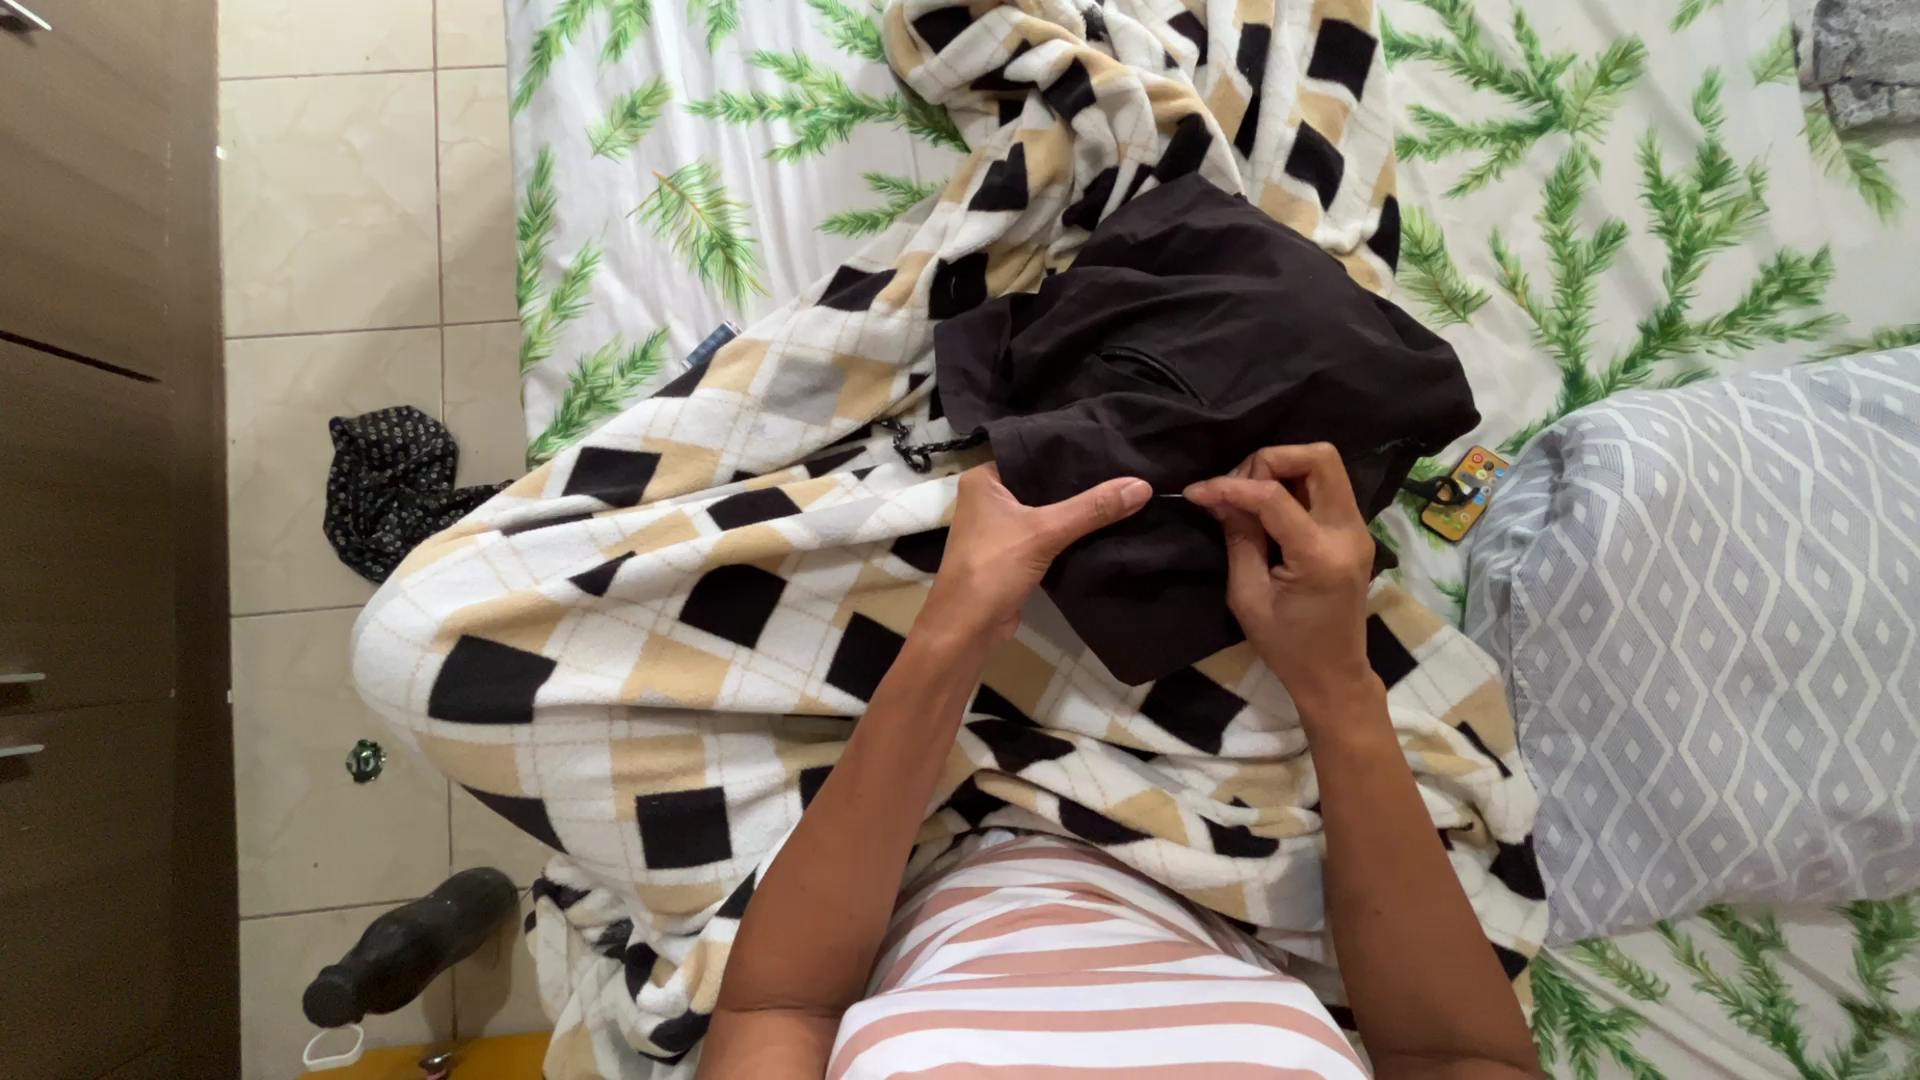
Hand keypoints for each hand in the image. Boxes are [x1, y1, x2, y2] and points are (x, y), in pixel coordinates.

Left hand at [920, 464, 1152, 644]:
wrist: (967, 628)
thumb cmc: (992, 568)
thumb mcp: (1044, 531)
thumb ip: (1092, 508)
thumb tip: (1143, 486)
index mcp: (985, 479)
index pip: (1034, 453)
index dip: (1071, 450)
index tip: (1112, 443)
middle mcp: (990, 498)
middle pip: (1044, 482)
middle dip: (1080, 482)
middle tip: (1127, 468)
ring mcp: (1001, 527)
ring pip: (1048, 510)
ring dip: (1079, 509)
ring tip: (1124, 491)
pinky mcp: (1015, 553)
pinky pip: (1049, 534)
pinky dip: (1072, 533)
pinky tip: (1106, 525)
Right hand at [1184, 443, 1379, 712]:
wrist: (1332, 673)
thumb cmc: (1285, 645)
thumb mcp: (1247, 595)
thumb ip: (1238, 538)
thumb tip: (1218, 496)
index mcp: (1319, 555)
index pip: (1273, 497)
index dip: (1229, 486)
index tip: (1195, 492)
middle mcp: (1348, 532)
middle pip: (1319, 458)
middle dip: (1269, 461)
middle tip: (1237, 488)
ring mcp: (1357, 529)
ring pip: (1325, 465)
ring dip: (1282, 469)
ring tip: (1248, 496)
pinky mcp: (1354, 530)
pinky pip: (1325, 485)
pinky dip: (1292, 483)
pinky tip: (1265, 506)